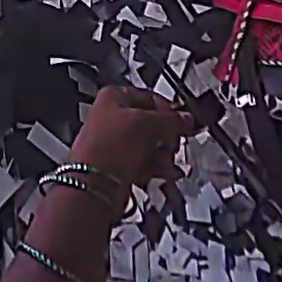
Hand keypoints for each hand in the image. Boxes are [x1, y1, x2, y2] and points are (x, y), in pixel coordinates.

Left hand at [68, 87, 192, 188]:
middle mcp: (112, 117)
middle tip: (172, 144)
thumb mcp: (147, 124)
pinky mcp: (118, 165)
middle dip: (165, 137)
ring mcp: (114, 142)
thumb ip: (171, 120)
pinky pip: (143, 163)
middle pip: (151, 123)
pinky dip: (154, 168)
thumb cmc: (110, 146)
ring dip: (162, 155)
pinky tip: (161, 173)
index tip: (185, 122)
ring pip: (149, 146)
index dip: (169, 110)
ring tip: (167, 162)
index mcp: (114, 97)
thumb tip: (185, 118)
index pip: (150, 97)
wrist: (95, 184)